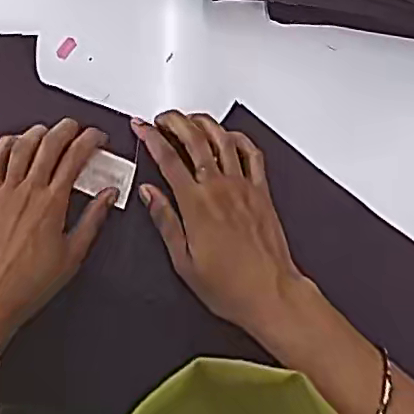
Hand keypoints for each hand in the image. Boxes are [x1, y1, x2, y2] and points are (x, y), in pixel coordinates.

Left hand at [0, 118, 117, 343]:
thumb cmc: (30, 283)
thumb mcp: (72, 256)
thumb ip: (93, 219)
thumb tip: (108, 194)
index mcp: (53, 202)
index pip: (75, 155)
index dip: (90, 139)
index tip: (98, 138)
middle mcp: (29, 189)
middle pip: (50, 141)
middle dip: (68, 128)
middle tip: (78, 128)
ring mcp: (6, 189)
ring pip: (23, 144)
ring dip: (39, 131)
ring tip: (50, 131)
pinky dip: (6, 143)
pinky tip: (15, 142)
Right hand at [132, 111, 310, 337]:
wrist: (272, 295)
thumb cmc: (230, 287)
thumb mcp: (184, 261)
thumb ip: (164, 221)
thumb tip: (149, 194)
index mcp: (196, 205)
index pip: (167, 158)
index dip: (151, 137)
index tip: (142, 127)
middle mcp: (219, 188)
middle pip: (193, 138)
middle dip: (174, 121)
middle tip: (162, 119)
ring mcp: (242, 186)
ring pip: (221, 139)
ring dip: (202, 122)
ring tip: (190, 119)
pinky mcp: (261, 190)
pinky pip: (251, 153)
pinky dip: (237, 138)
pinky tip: (227, 135)